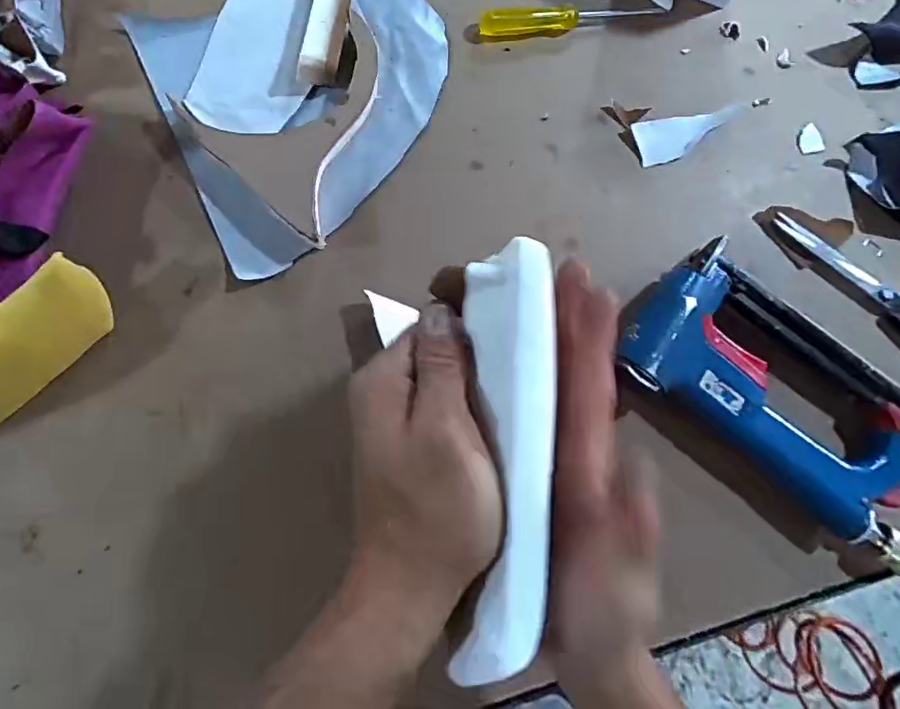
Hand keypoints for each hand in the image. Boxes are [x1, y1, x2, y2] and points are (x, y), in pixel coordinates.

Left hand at [345, 302, 503, 648]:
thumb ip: (442, 368)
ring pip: (440, 377)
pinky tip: (496, 418)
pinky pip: (439, 405)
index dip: (472, 326)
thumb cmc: (436, 510)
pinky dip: (467, 406)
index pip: (430, 324)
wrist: (409, 591)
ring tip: (516, 391)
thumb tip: (442, 309)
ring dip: (475, 382)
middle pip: (434, 349)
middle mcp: (378, 390)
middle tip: (522, 369)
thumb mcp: (446, 431)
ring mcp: (390, 419)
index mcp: (382, 379)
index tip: (514, 338)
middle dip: (475, 354)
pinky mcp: (407, 443)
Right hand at [544, 259, 667, 701]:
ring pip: (562, 385)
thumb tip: (635, 463)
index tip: (590, 286)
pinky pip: (543, 412)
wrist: (590, 644)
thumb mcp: (624, 579)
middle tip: (570, 269)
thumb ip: (633, 527)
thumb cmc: (604, 612)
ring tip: (552, 291)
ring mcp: (564, 458)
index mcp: (592, 463)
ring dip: (559, 336)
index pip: (591, 388)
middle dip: (575, 320)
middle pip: (578, 373)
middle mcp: (581, 448)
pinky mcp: (545, 472)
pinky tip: (524, 353)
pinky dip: (539, 374)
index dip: (590, 337)